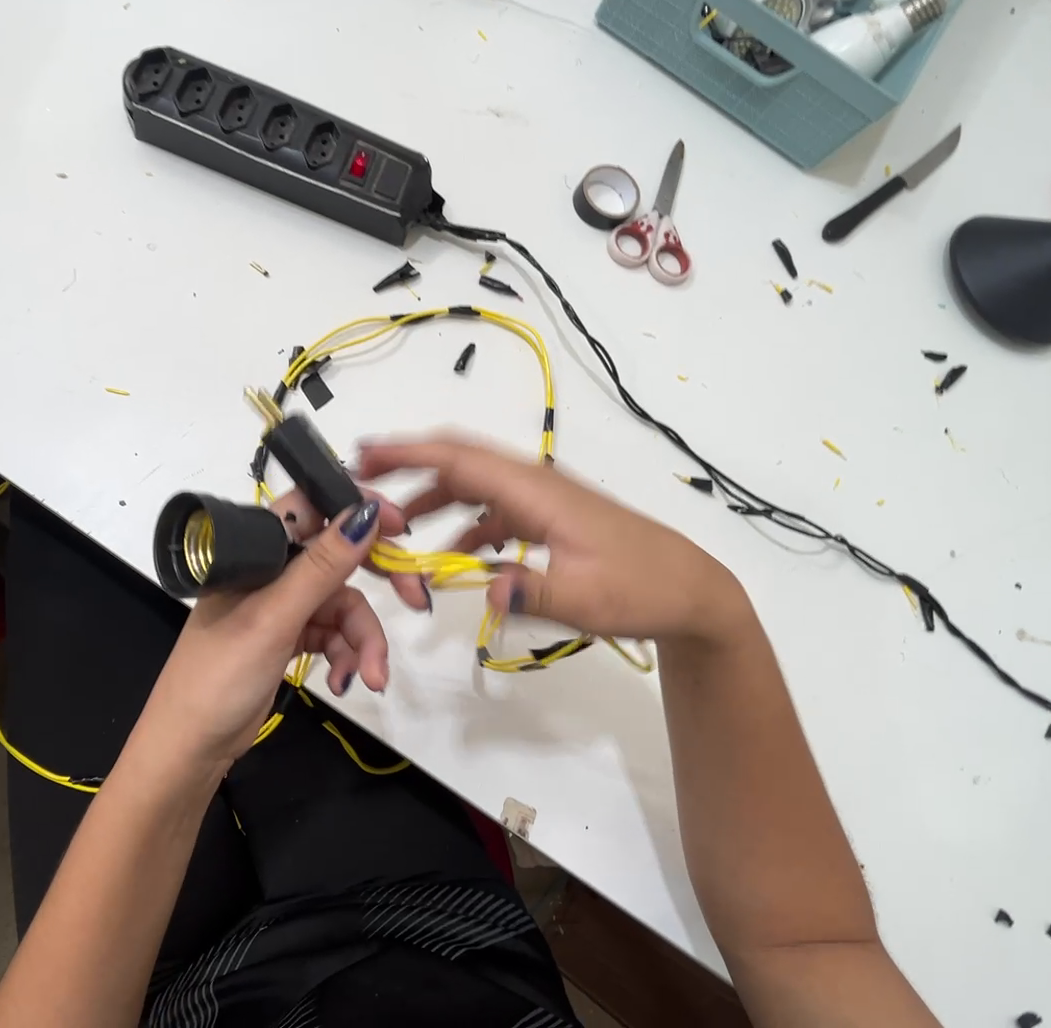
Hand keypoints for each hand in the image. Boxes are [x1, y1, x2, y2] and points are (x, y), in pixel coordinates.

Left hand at [133, 497, 391, 769]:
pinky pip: (333, 634)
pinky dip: (346, 655)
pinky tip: (344, 682)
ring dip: (362, 639)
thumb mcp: (274, 618)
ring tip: (370, 677)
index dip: (356, 509)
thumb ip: (322, 567)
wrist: (191, 746)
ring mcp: (281, 606)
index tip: (399, 526)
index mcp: (256, 551)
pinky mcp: (290, 637)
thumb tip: (366, 514)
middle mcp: (270, 570)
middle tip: (415, 599)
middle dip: (377, 583)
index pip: (312, 509)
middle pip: (338, 559)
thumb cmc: (219, 674)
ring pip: (342, 605)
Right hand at [356, 435, 748, 642]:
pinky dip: (460, 523)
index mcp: (535, 491)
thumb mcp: (588, 598)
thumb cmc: (642, 587)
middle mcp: (531, 484)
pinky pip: (489, 510)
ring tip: (394, 525)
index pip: (460, 458)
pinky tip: (449, 553)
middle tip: (362, 479)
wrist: (689, 589)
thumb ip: (534, 592)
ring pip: (470, 485)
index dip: (409, 451)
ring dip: (430, 499)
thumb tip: (486, 589)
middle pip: (458, 461)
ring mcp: (537, 499)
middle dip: (407, 465)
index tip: (365, 452)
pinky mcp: (543, 518)